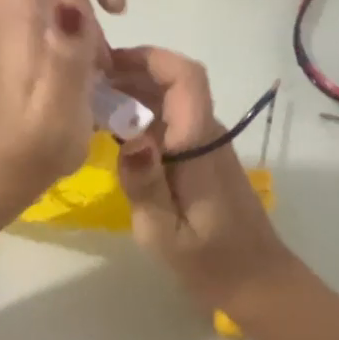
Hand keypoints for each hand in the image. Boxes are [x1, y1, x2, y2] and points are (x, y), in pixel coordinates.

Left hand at [0, 0, 125, 210]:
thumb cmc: (33, 144)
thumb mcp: (61, 101)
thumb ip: (69, 46)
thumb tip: (74, 1)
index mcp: (13, 7)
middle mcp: (1, 3)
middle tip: (122, 7)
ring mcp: (2, 21)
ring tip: (105, 48)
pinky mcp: (9, 40)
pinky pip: (46, 2)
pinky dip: (76, 13)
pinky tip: (91, 56)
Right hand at [109, 46, 299, 308]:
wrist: (256, 282)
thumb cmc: (209, 262)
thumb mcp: (164, 233)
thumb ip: (145, 185)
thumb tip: (129, 138)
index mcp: (198, 146)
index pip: (184, 77)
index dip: (147, 57)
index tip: (104, 62)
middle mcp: (206, 135)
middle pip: (173, 82)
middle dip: (129, 72)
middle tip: (82, 86)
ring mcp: (205, 146)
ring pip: (170, 101)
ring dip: (131, 93)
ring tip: (87, 106)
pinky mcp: (201, 160)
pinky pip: (170, 123)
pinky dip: (139, 117)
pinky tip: (110, 134)